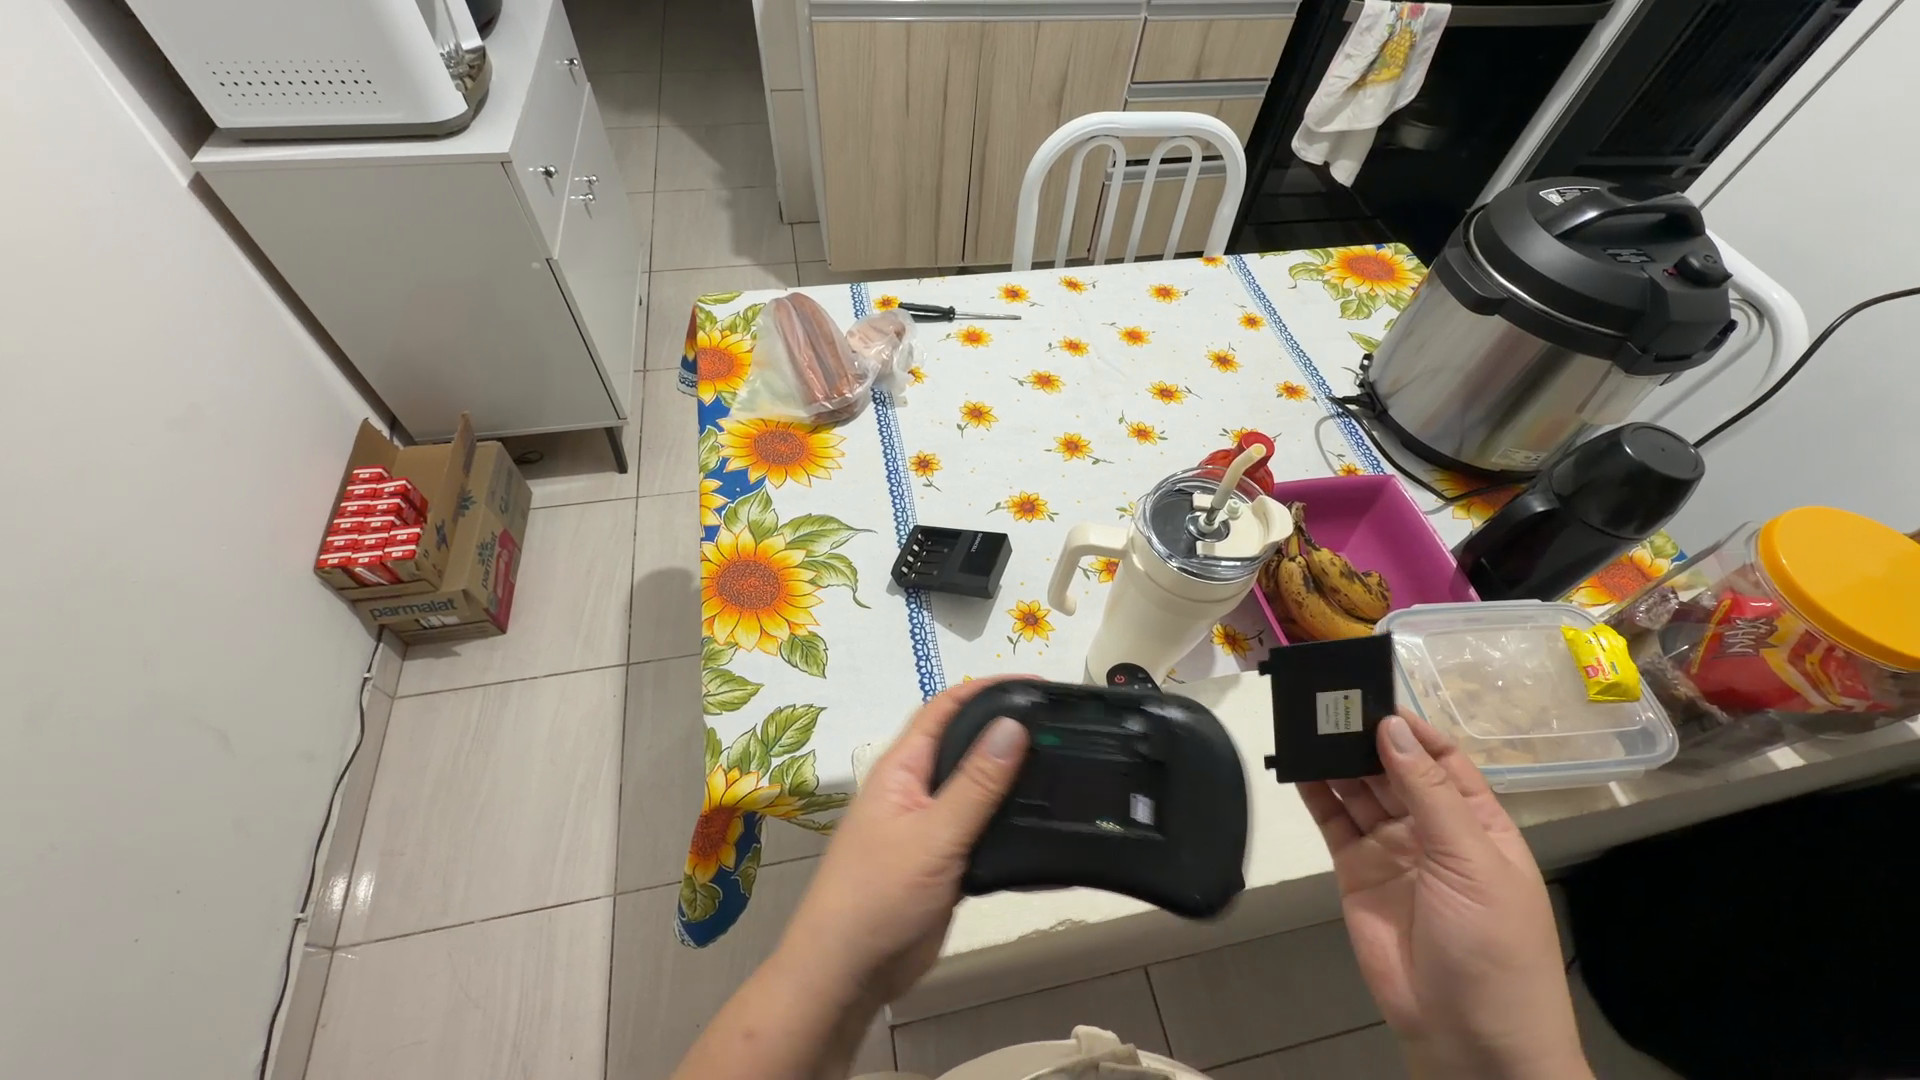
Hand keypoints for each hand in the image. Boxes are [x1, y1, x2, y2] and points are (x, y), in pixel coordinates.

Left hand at [777, 676, 1031, 1005]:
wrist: (850, 973)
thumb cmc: (880, 894)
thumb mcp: (933, 834)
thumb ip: (976, 783)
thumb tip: (1014, 724)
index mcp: (902, 767)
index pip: (945, 709)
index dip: (988, 690)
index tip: (1037, 685)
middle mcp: (916, 788)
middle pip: (965, 745)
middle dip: (1006, 730)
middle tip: (1061, 725)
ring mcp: (930, 825)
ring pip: (977, 789)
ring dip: (1012, 778)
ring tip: (1064, 767)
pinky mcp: (945, 860)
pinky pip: (983, 829)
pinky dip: (1011, 821)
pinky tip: (1045, 823)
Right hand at [1300, 712, 1591, 1079]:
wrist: (1466, 1036)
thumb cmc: (1493, 946)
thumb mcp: (1471, 862)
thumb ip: (1429, 793)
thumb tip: (1391, 728)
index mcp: (1476, 823)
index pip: (1443, 760)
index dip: (1411, 729)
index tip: (1372, 699)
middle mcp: (1431, 829)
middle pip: (1394, 769)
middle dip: (1365, 738)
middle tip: (1325, 703)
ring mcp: (1390, 849)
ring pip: (1359, 790)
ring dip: (1336, 759)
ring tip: (1305, 724)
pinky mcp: (1354, 870)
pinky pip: (1332, 822)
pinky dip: (1315, 794)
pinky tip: (1297, 766)